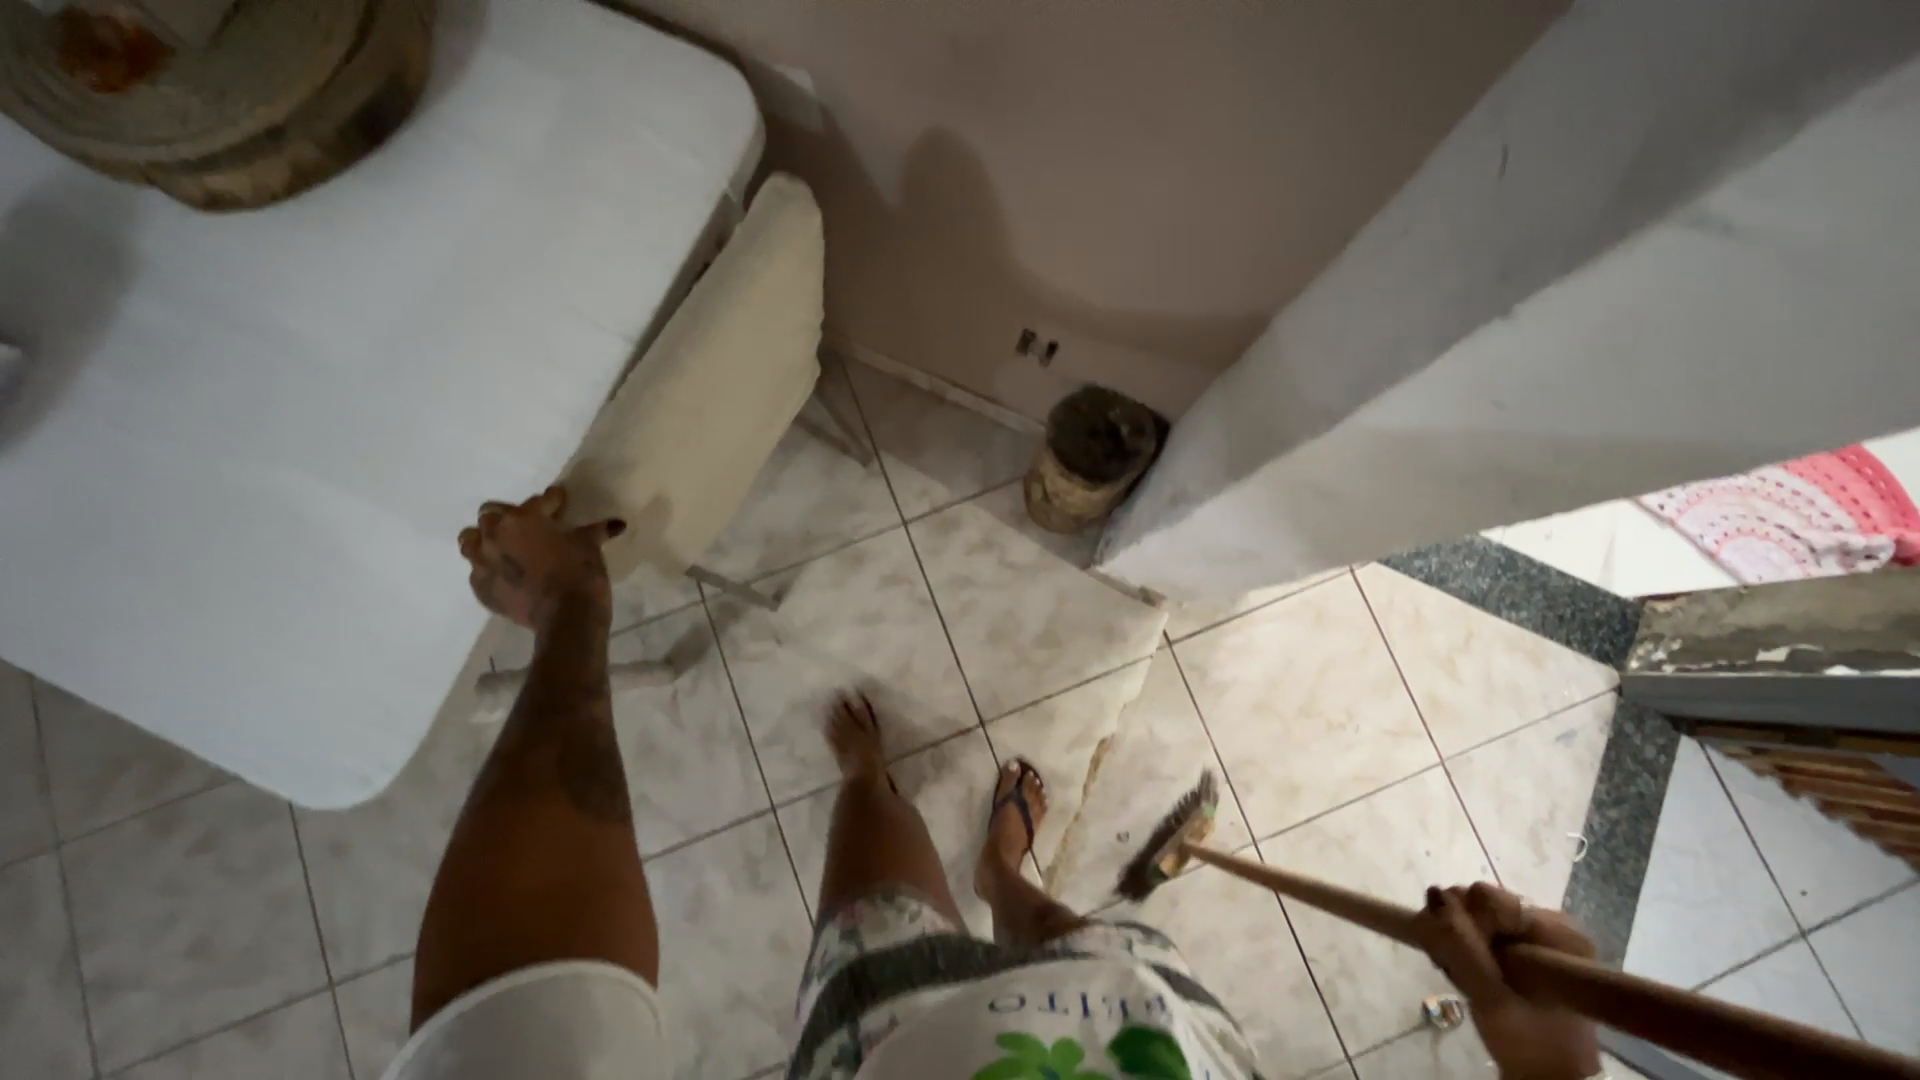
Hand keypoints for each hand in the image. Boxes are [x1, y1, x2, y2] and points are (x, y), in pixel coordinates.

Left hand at [457, 485, 625, 629]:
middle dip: (509, 516)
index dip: (553, 500)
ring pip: (471, 540)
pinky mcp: (480, 587)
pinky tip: (507, 575)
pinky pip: (477, 571)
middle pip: (490, 514)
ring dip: (485, 540)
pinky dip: (490, 569)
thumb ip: (597, 530)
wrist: (566, 615)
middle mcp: (495, 534)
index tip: (560, 501)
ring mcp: (483, 562)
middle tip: (529, 526)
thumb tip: (618, 523)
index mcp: (524, 518)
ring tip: (504, 547)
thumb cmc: (580, 572)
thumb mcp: (590, 546)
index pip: (539, 500)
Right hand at [1417, 882, 1600, 1079]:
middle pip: (1476, 900)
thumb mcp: (1491, 999)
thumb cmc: (1529, 1042)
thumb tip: (1435, 894)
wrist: (1548, 1076)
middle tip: (1460, 971)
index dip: (1465, 924)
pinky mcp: (1516, 940)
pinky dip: (1458, 945)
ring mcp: (1530, 930)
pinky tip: (1465, 970)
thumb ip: (1461, 947)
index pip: (1487, 898)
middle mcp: (1545, 920)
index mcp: (1556, 930)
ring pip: (1468, 910)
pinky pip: (1471, 924)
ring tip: (1463, 975)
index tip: (1467, 961)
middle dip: (1456, 932)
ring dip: (1453, 940)